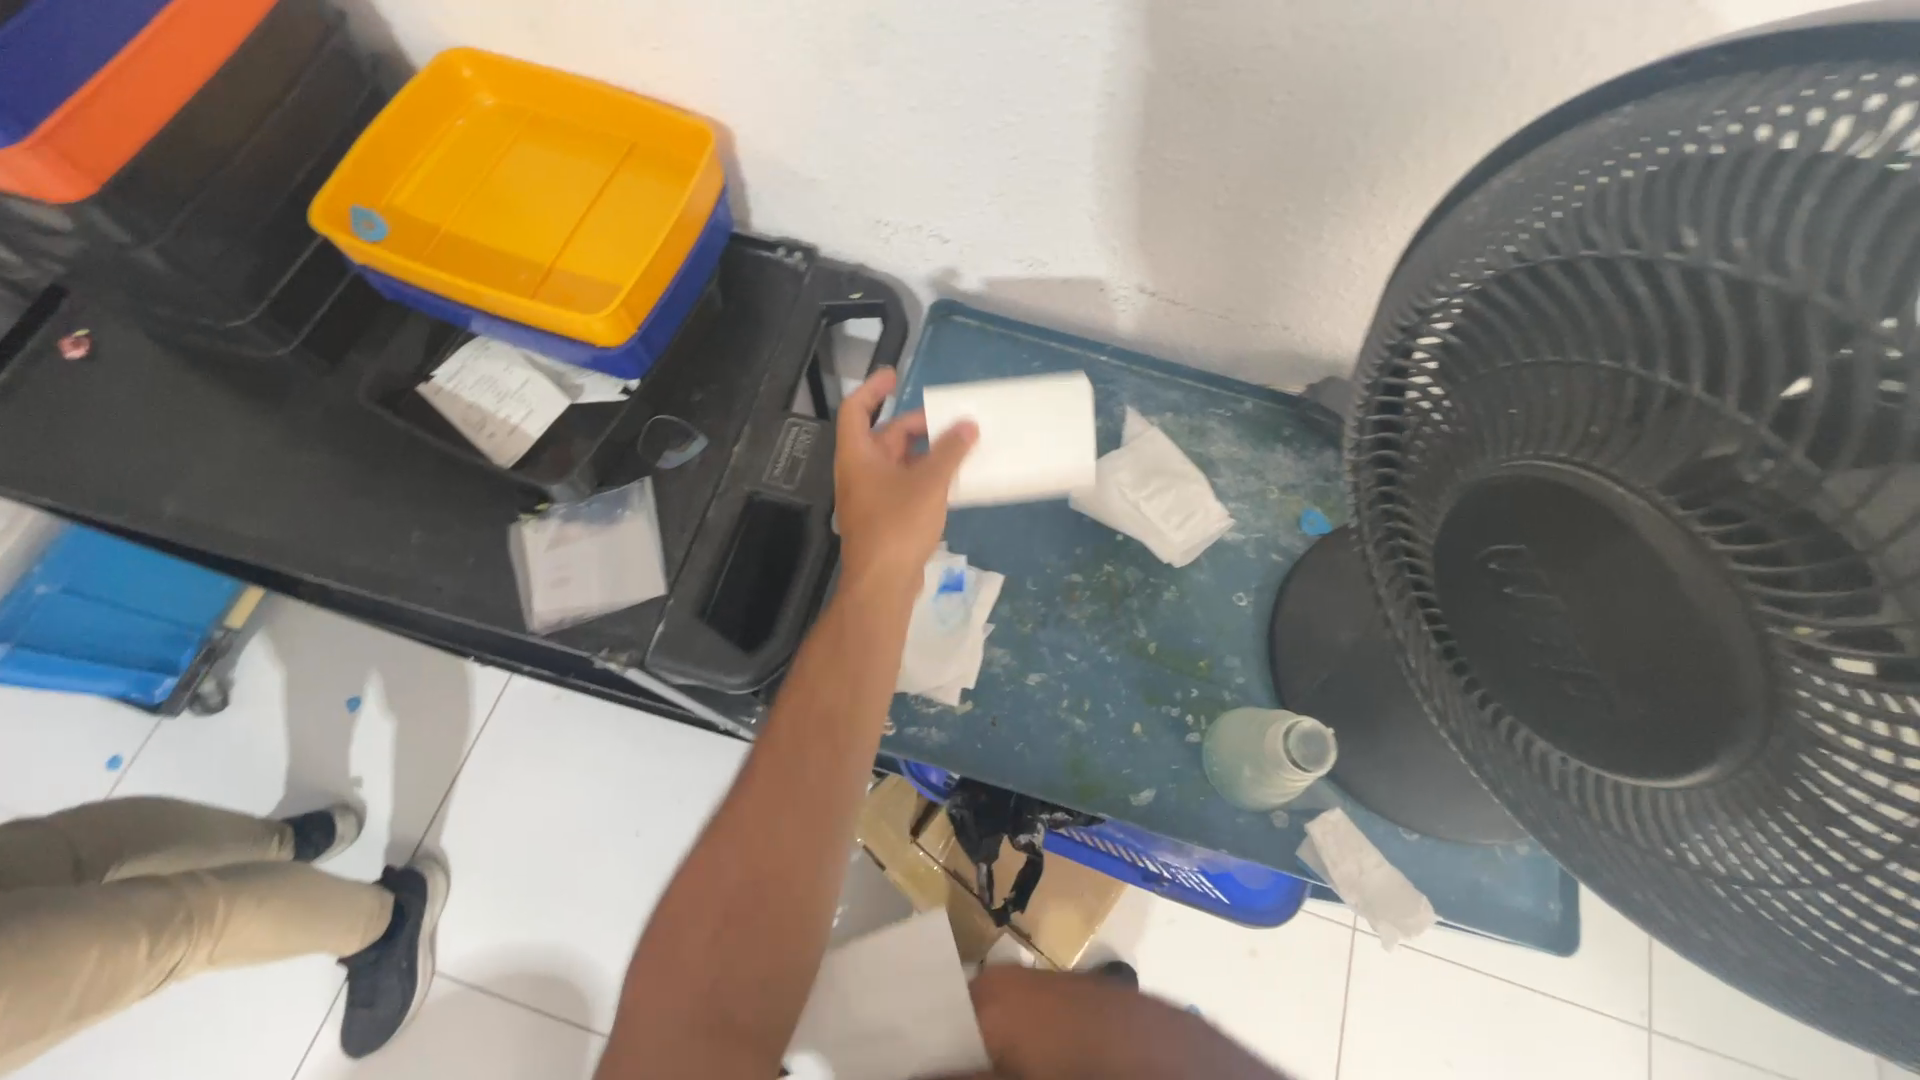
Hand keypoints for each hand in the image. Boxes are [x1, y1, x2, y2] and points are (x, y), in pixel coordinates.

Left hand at [835, 367, 976, 591]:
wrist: (882, 583)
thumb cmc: (897, 525)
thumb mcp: (929, 483)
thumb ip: (949, 452)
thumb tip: (968, 427)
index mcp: (857, 455)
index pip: (856, 410)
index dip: (873, 389)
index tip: (894, 376)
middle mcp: (859, 472)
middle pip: (884, 437)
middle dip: (916, 426)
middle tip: (949, 421)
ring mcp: (871, 497)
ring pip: (897, 464)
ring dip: (924, 453)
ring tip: (957, 447)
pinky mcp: (885, 519)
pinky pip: (904, 486)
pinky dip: (925, 478)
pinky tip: (951, 481)